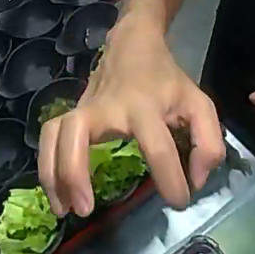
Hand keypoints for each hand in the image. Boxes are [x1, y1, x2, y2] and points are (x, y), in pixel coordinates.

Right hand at [38, 12, 224, 215]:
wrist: (134, 44)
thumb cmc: (166, 79)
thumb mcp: (198, 103)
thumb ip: (208, 142)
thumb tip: (195, 180)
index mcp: (146, 107)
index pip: (158, 147)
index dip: (170, 181)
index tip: (179, 202)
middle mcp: (109, 108)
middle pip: (78, 134)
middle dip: (75, 173)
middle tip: (88, 210)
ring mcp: (86, 108)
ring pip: (55, 135)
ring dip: (54, 174)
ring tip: (66, 209)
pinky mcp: (73, 111)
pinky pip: (49, 136)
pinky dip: (46, 166)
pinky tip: (57, 195)